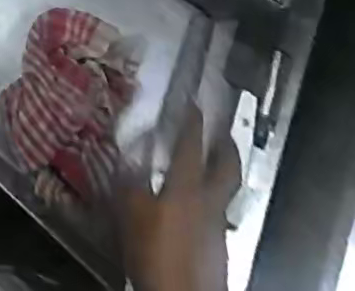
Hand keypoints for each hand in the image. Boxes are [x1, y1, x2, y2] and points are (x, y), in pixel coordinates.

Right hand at [122, 105, 238, 290]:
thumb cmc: (154, 252)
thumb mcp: (130, 211)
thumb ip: (130, 180)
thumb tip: (127, 155)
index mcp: (186, 189)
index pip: (191, 147)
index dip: (192, 123)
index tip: (193, 102)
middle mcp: (209, 203)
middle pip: (227, 170)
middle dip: (226, 147)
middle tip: (220, 130)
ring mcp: (218, 227)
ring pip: (224, 191)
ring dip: (219, 172)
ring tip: (205, 161)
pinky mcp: (218, 247)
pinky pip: (215, 210)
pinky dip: (208, 196)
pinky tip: (190, 200)